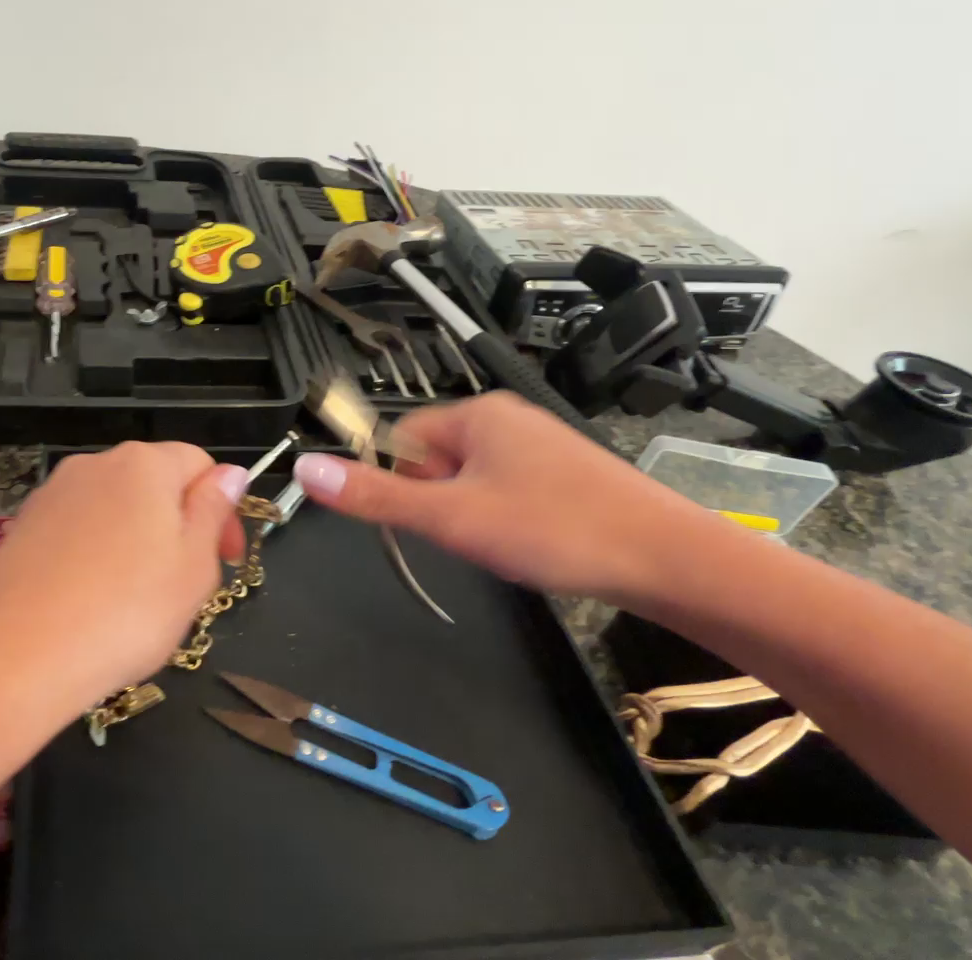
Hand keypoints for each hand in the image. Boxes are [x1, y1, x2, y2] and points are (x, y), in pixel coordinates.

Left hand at [0, 442, 248, 718]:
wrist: (12, 659)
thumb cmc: (124, 613)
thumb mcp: (193, 566)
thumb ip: (214, 510)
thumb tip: (229, 473)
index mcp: (144, 463)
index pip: (200, 463)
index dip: (223, 509)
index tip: (228, 559)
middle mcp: (93, 465)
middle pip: (154, 484)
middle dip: (179, 527)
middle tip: (188, 588)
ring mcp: (51, 496)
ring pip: (114, 511)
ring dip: (139, 544)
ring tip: (139, 604)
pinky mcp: (22, 530)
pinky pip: (77, 534)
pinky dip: (96, 559)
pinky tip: (93, 605)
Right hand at [290, 391, 727, 601]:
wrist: (666, 558)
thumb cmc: (553, 529)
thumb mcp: (450, 518)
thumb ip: (375, 496)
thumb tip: (305, 469)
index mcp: (477, 414)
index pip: (402, 438)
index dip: (401, 484)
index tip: (423, 521)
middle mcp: (508, 418)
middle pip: (436, 459)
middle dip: (439, 503)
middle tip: (466, 537)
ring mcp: (541, 444)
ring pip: (473, 479)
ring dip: (471, 514)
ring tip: (502, 544)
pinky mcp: (566, 473)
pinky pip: (509, 489)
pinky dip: (506, 518)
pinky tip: (530, 544)